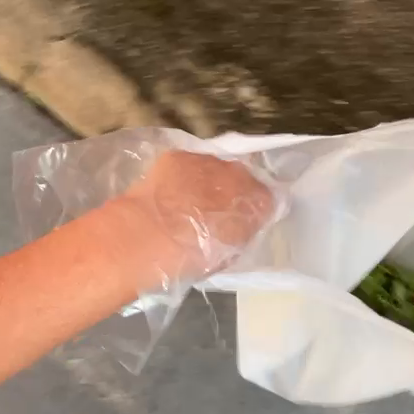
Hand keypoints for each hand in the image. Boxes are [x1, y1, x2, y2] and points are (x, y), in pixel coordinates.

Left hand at [107, 150, 281, 285]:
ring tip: (188, 200)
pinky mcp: (178, 156)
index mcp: (258, 202)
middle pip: (240, 178)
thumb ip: (242, 233)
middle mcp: (239, 174)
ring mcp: (207, 161)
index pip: (265, 199)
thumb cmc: (191, 257)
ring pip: (213, 168)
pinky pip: (187, 164)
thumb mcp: (229, 253)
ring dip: (205, 180)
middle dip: (230, 191)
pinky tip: (169, 191)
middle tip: (213, 210)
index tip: (240, 220)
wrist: (149, 239)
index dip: (252, 209)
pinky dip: (181, 174)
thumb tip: (242, 224)